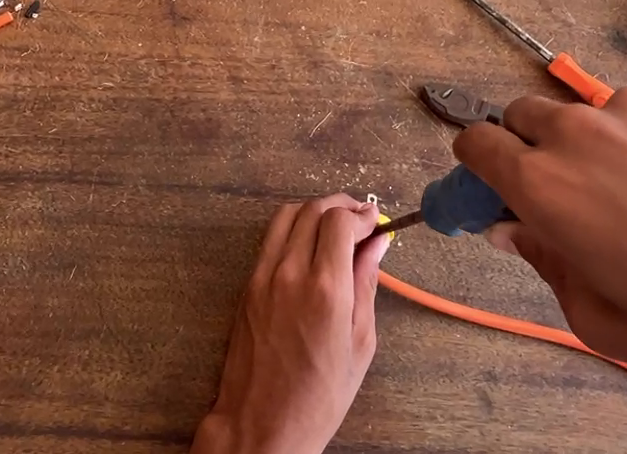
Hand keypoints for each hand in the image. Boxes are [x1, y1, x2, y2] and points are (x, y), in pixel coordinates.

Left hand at [193, 194, 391, 453]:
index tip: (375, 220)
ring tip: (336, 223)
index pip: (340, 222)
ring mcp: (264, 275)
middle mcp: (291, 273)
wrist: (262, 421)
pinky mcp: (248, 283)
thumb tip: (378, 244)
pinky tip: (309, 242)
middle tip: (360, 217)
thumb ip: (367, 284)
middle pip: (314, 210)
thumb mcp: (360, 343)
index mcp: (326, 290)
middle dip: (341, 205)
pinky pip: (270, 237)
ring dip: (315, 209)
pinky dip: (293, 226)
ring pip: (288, 215)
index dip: (361, 214)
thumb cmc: (319, 396)